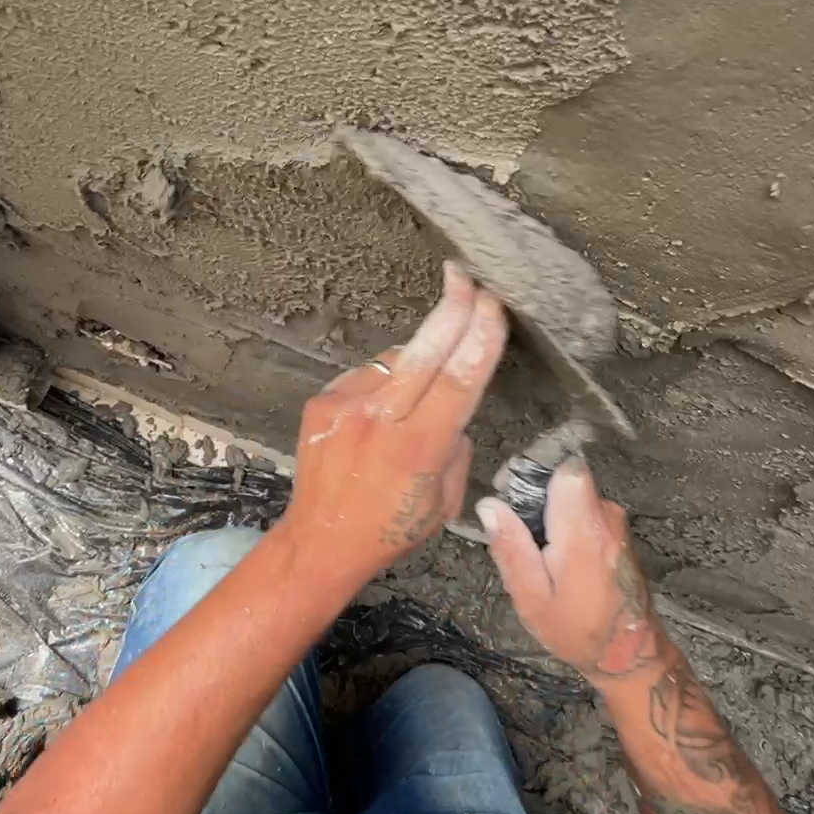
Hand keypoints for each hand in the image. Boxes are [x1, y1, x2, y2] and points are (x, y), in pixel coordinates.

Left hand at [283, 262, 507, 586]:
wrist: (320, 539)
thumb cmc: (389, 529)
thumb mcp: (443, 502)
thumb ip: (455, 447)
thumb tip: (454, 409)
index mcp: (416, 450)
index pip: (457, 382)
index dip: (479, 339)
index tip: (493, 305)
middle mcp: (378, 421)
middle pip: (424, 353)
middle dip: (451, 309)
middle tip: (465, 275)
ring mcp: (345, 406)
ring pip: (395, 359)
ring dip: (418, 356)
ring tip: (420, 386)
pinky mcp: (322, 401)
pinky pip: (367, 374)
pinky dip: (385, 380)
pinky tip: (383, 407)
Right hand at [478, 458, 671, 686]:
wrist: (631, 654)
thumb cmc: (577, 630)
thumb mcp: (533, 600)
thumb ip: (512, 549)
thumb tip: (489, 504)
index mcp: (584, 531)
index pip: (566, 469)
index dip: (533, 472)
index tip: (511, 496)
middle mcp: (606, 517)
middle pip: (564, 479)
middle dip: (535, 497)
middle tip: (516, 532)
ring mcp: (616, 522)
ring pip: (572, 494)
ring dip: (549, 513)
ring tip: (535, 551)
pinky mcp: (618, 530)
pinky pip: (583, 509)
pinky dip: (565, 523)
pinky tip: (556, 556)